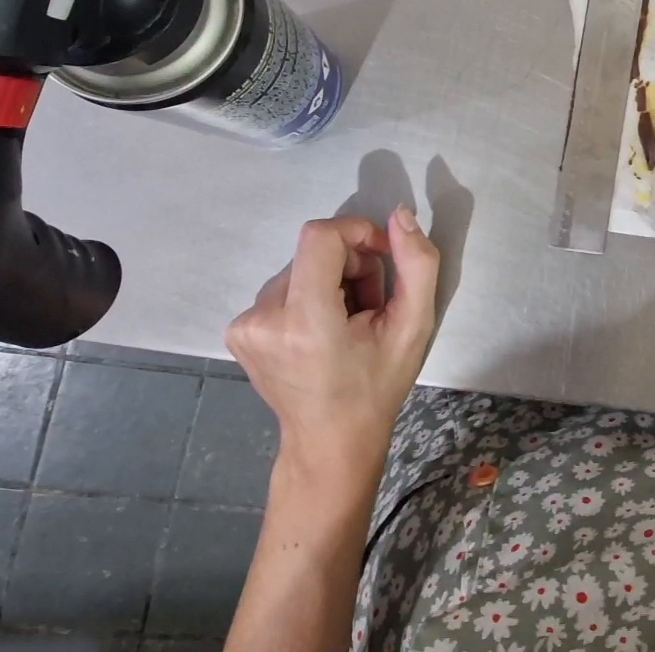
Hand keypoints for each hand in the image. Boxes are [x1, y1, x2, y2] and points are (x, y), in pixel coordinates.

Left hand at [226, 210, 439, 495]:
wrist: (330, 440)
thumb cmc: (377, 385)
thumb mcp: (414, 325)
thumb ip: (417, 265)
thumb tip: (399, 215)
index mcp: (305, 320)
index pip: (321, 236)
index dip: (358, 232)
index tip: (384, 256)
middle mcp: (262, 318)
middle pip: (315, 251)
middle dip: (352, 266)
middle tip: (373, 305)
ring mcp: (244, 325)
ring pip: (301, 267)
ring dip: (333, 281)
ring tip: (351, 321)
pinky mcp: (238, 329)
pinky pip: (285, 286)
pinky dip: (312, 295)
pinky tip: (326, 329)